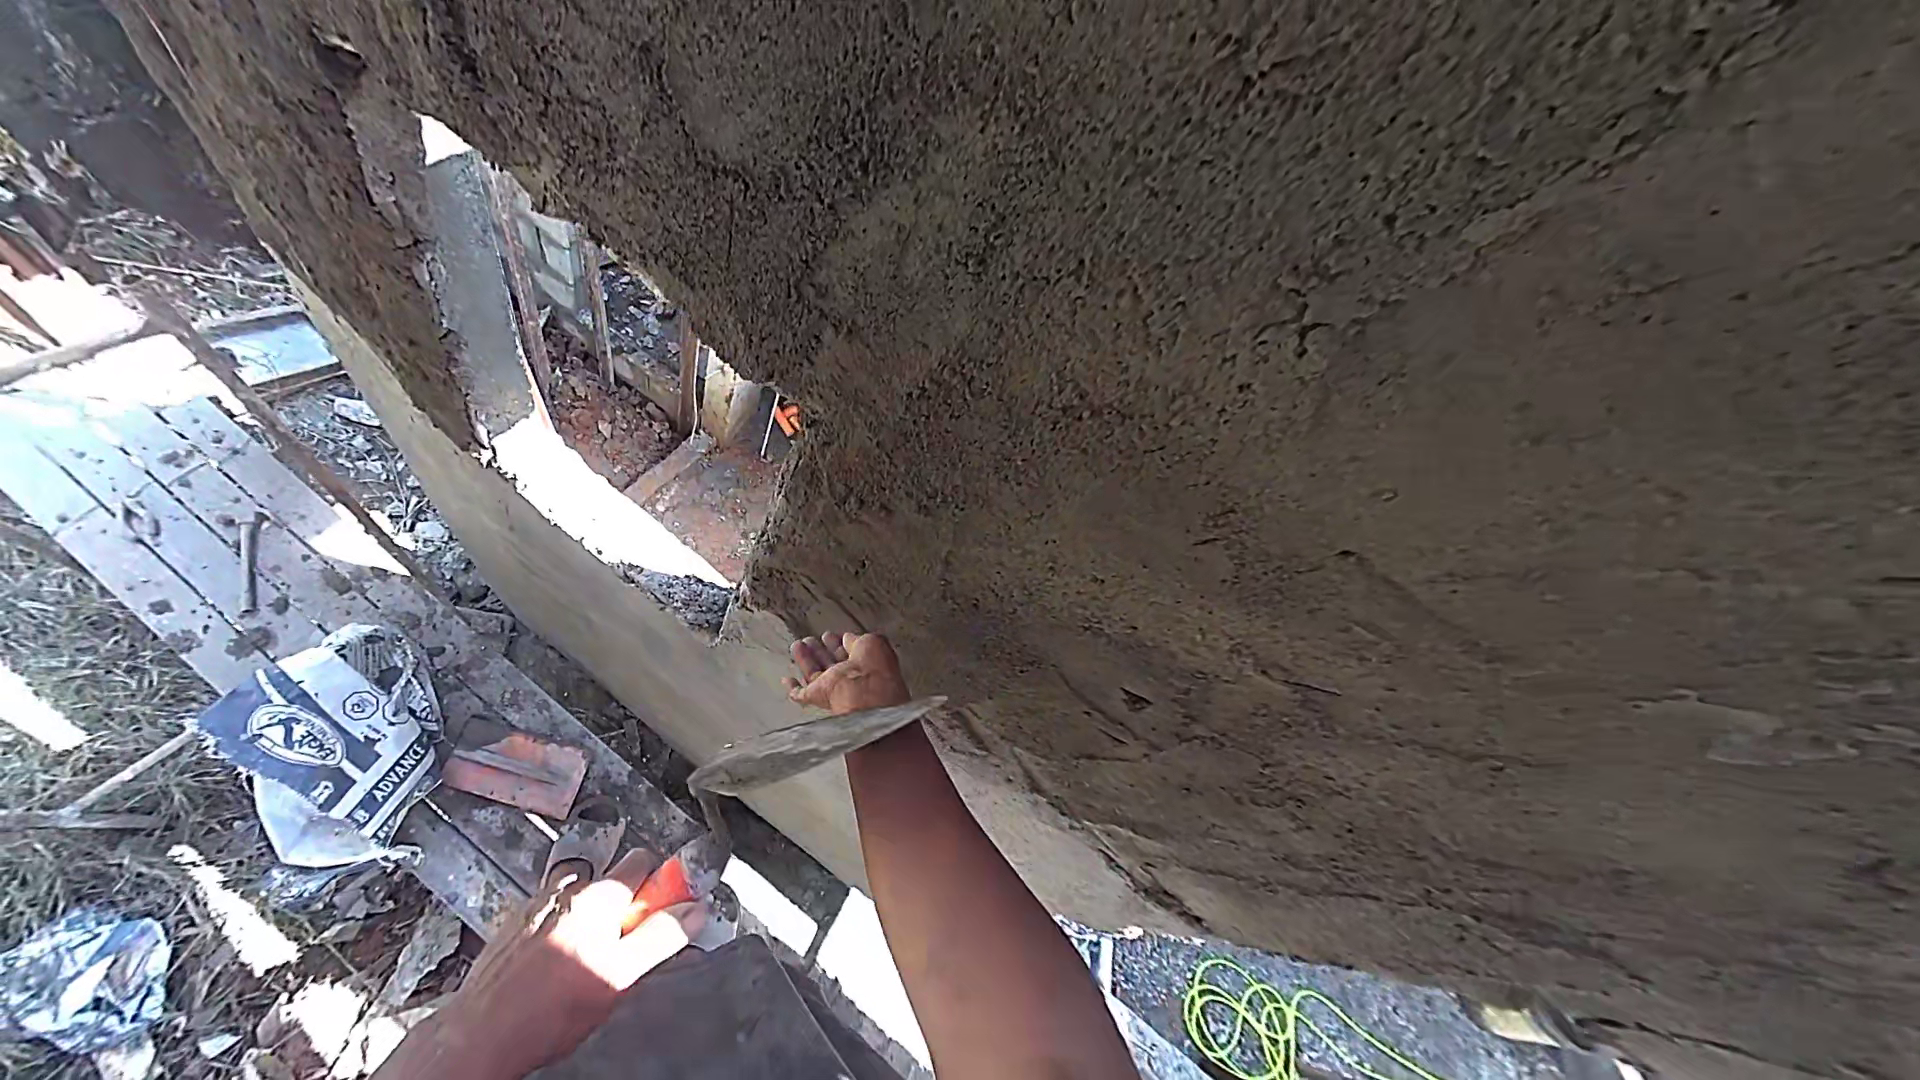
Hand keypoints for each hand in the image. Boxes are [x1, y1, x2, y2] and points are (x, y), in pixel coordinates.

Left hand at [377, 850, 702, 1079]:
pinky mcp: (515, 923)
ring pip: (584, 894)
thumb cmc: (545, 1012)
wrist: (475, 1040)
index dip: (660, 885)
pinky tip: (560, 960)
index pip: (646, 859)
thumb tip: (694, 910)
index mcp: (599, 894)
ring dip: (595, 914)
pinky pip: (555, 910)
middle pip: (615, 876)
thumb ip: (662, 937)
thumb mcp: (619, 978)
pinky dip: (565, 925)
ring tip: (591, 954)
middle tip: (627, 942)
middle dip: (628, 902)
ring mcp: (538, 904)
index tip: (665, 910)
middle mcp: (569, 888)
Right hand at [784, 631, 911, 714]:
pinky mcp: (816, 697)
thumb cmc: (874, 668)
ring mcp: (832, 689)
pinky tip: (787, 680)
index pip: (849, 653)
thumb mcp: (871, 642)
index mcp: (864, 665)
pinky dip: (792, 689)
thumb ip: (858, 639)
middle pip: (830, 663)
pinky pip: (800, 695)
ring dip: (805, 660)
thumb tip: (847, 637)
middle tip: (811, 640)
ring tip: (798, 645)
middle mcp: (848, 678)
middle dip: (820, 650)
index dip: (839, 643)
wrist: (865, 695)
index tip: (830, 635)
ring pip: (814, 674)